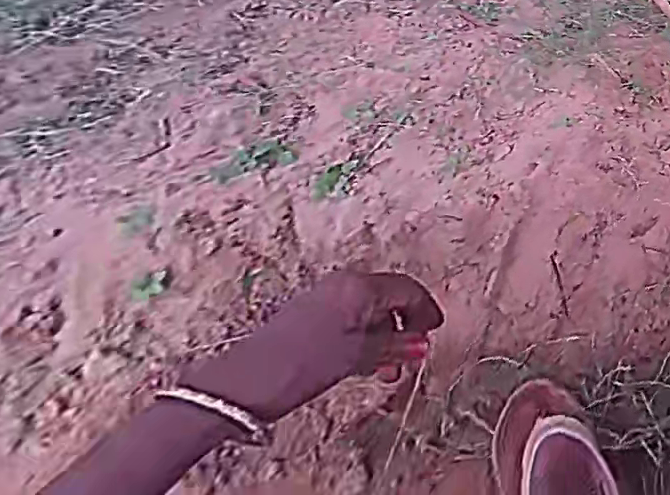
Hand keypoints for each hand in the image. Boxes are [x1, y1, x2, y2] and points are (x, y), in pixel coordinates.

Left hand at [183, 271, 442, 421]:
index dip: (425, 310)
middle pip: (389, 298)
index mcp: (361, 285)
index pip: (408, 289)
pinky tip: (362, 360)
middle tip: (412, 354)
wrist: (235, 387)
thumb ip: (394, 347)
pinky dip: (363, 336)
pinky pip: (349, 317)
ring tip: (386, 368)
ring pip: (368, 310)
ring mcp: (323, 296)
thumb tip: (423, 344)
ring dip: (383, 335)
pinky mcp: (307, 313)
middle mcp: (344, 282)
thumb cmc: (301, 365)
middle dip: (404, 326)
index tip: (435, 330)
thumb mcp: (355, 357)